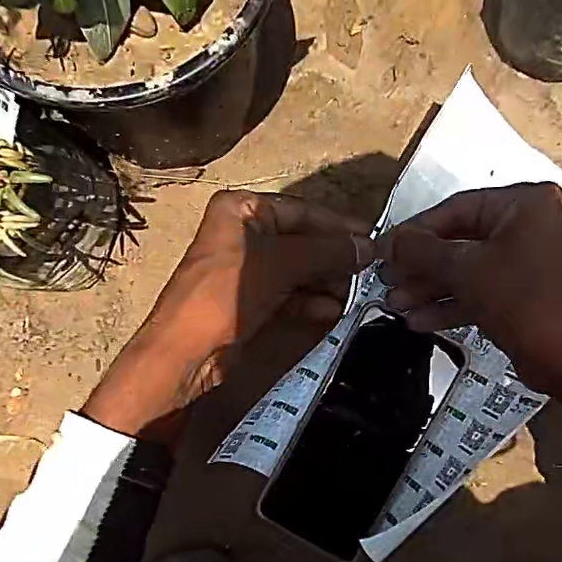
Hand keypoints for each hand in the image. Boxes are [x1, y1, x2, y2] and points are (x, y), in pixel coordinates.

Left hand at [84, 190, 371, 443]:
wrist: (186, 352)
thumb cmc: (227, 293)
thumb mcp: (281, 264)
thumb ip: (327, 252)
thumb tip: (370, 247)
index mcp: (240, 209)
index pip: (302, 211)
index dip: (339, 227)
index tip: (375, 241)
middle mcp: (242, 233)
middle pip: (302, 241)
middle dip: (335, 259)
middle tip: (372, 272)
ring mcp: (245, 269)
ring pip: (298, 270)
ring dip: (327, 283)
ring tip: (358, 294)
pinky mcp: (249, 301)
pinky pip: (288, 294)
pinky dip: (310, 302)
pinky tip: (333, 312)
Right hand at [378, 183, 561, 418]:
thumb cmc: (535, 306)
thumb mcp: (466, 270)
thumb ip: (422, 251)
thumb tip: (391, 241)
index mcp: (526, 205)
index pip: (455, 208)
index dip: (415, 231)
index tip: (387, 248)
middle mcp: (530, 227)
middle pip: (458, 240)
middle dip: (420, 266)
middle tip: (389, 278)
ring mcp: (528, 262)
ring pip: (465, 269)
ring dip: (429, 288)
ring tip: (397, 302)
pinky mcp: (523, 294)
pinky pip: (478, 291)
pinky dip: (449, 304)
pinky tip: (420, 319)